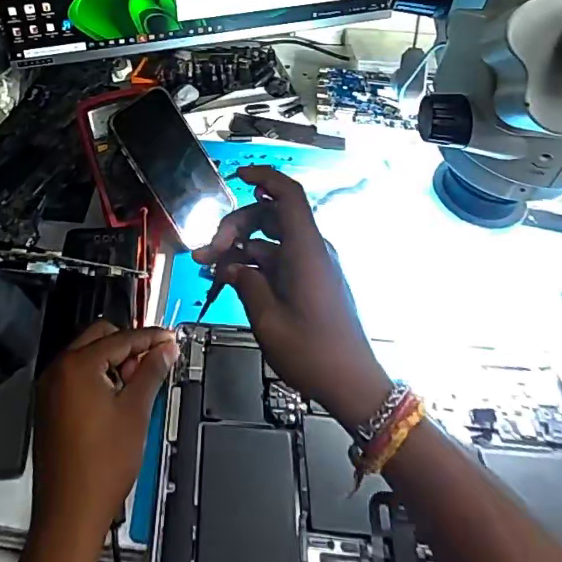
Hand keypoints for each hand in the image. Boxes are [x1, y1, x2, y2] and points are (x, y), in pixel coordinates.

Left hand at [24, 322, 176, 561]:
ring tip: (133, 387)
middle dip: (128, 346)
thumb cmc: (97, 470)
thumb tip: (163, 351)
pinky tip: (114, 400)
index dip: (149, 337)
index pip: (121, 338)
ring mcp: (50, 388)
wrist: (71, 511)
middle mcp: (58, 371)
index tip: (166, 339)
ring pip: (87, 355)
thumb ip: (151, 372)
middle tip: (151, 362)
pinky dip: (96, 377)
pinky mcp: (48, 405)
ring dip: (112, 362)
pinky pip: (75, 375)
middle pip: (100, 337)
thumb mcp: (135, 412)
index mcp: (77, 366)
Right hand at [192, 165, 391, 425]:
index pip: (288, 195)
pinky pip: (277, 259)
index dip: (264, 176)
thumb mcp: (268, 318)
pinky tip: (229, 279)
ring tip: (210, 266)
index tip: (237, 176)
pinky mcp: (310, 280)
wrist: (353, 386)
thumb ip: (244, 282)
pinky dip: (252, 263)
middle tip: (209, 251)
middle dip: (235, 226)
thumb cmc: (313, 352)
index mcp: (305, 250)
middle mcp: (310, 250)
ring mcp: (311, 265)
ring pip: (269, 239)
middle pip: (269, 216)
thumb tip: (228, 266)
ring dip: (239, 247)